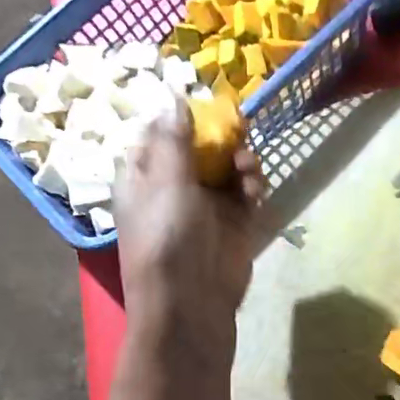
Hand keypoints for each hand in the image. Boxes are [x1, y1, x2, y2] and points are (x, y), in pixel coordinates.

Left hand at [115, 101, 264, 351]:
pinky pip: (247, 191)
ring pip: (228, 166)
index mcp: (144, 177)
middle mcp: (174, 187)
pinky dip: (253, 184)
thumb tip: (173, 96)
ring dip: (240, 159)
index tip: (202, 103)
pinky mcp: (235, 222)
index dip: (179, 117)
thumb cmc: (167, 239)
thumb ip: (173, 139)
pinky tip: (255, 188)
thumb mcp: (164, 182)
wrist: (192, 302)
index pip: (158, 135)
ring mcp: (207, 205)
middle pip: (200, 146)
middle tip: (236, 129)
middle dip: (219, 136)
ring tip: (246, 166)